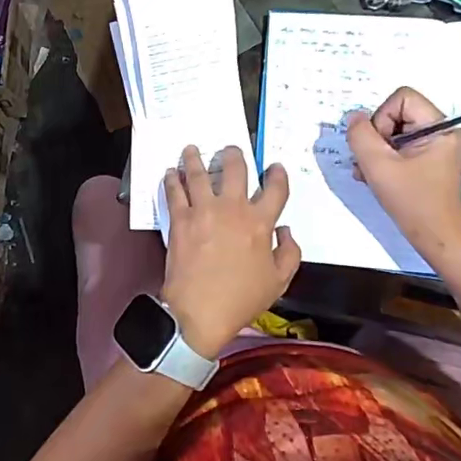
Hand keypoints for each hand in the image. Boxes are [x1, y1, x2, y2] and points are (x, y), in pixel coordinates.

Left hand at [161, 145, 301, 357]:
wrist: (200, 311)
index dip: (277, 174)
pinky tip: (170, 173)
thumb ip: (289, 252)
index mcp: (260, 222)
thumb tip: (286, 231)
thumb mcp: (279, 281)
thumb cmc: (241, 299)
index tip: (275, 168)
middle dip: (234, 154)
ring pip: (198, 173)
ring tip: (191, 149)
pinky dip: (172, 179)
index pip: (275, 188)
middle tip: (230, 149)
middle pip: (235, 168)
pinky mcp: (179, 219)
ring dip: (195, 158)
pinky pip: (174, 192)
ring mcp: (203, 211)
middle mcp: (232, 208)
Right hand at [345, 87, 460, 259]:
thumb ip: (361, 136)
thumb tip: (354, 117)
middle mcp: (441, 132)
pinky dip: (383, 160)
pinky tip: (374, 178)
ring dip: (375, 151)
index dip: (381, 118)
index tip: (379, 147)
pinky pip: (398, 148)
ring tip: (369, 174)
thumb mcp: (379, 166)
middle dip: (376, 138)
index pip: (402, 98)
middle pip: (396, 114)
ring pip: (393, 132)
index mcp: (440, 127)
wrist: (436, 237)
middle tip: (370, 163)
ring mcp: (434, 147)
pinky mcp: (426, 161)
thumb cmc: (413, 202)